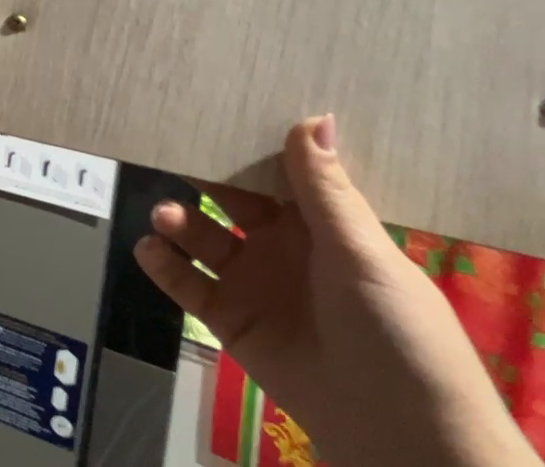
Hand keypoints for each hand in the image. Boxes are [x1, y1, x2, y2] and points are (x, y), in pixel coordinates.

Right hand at [136, 117, 537, 466]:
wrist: (396, 430)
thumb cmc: (395, 333)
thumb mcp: (363, 256)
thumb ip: (326, 191)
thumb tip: (313, 117)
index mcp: (324, 229)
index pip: (277, 176)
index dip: (246, 148)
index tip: (207, 115)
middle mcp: (283, 248)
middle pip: (228, 202)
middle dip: (198, 180)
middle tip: (162, 152)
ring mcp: (251, 283)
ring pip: (198, 238)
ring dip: (176, 223)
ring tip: (166, 219)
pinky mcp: (226, 316)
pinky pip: (183, 281)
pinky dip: (160, 263)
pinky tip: (151, 251)